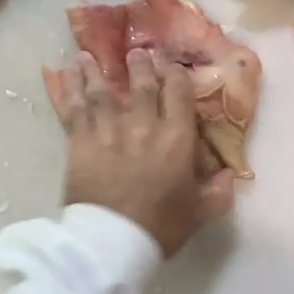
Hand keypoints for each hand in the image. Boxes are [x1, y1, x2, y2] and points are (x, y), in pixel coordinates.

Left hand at [48, 49, 233, 256]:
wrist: (112, 240)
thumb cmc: (159, 227)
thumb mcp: (199, 213)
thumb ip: (218, 192)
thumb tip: (229, 174)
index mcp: (177, 138)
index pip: (178, 94)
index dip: (174, 75)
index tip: (170, 64)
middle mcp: (143, 125)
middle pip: (141, 85)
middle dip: (139, 65)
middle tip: (135, 53)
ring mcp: (108, 130)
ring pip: (102, 91)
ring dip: (95, 71)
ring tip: (88, 56)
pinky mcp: (79, 141)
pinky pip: (73, 108)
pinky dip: (68, 88)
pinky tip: (64, 74)